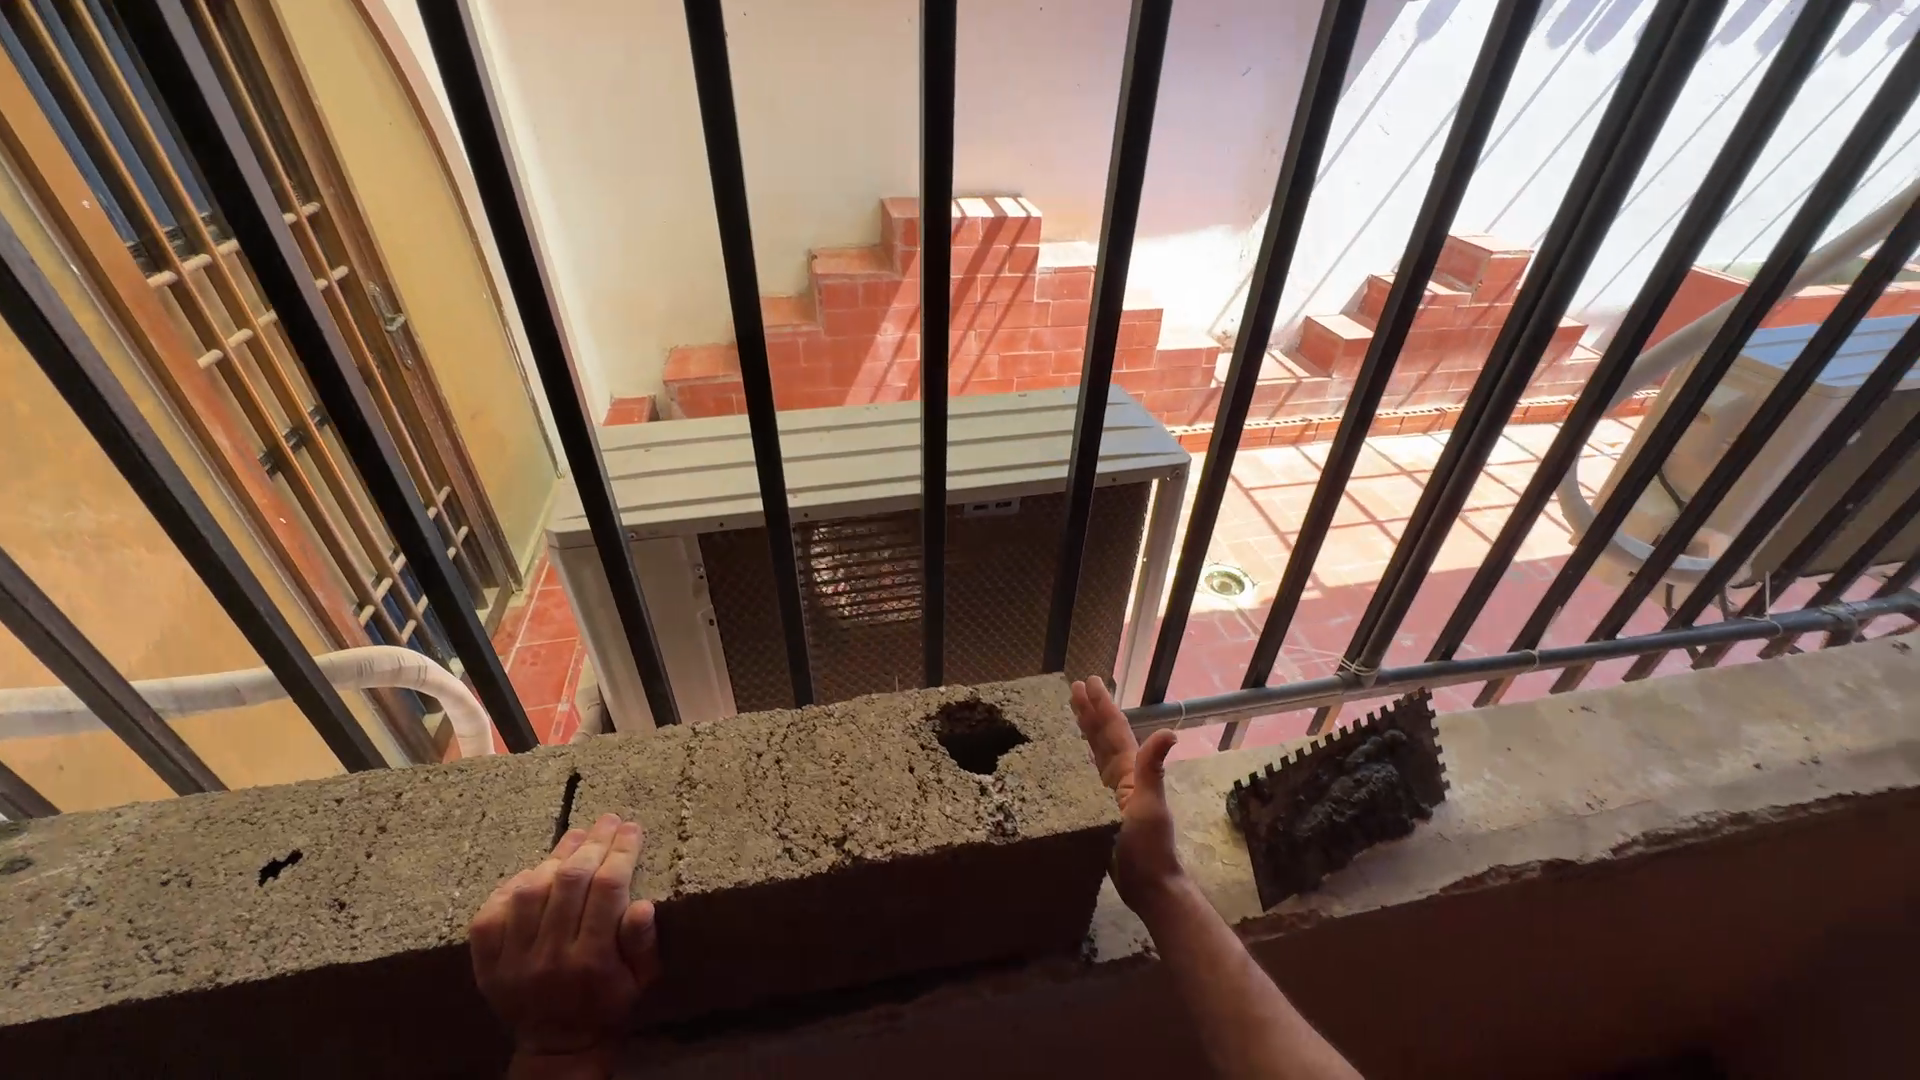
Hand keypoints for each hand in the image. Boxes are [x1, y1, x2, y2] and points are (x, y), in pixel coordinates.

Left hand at [469, 813, 661, 1077]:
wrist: (560, 1048)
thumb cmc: (612, 1004)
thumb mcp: (645, 978)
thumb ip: (643, 942)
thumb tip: (642, 903)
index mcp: (593, 961)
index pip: (609, 888)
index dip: (622, 851)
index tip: (633, 828)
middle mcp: (550, 958)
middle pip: (570, 881)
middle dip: (594, 842)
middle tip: (609, 820)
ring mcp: (513, 962)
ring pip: (530, 891)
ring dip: (555, 857)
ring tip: (576, 837)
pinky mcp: (487, 966)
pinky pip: (490, 915)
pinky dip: (510, 887)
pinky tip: (534, 871)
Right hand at [1070, 676, 1184, 913]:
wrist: (1148, 887)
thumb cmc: (1148, 847)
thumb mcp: (1150, 806)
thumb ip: (1153, 769)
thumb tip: (1169, 731)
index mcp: (1130, 771)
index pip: (1114, 730)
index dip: (1101, 705)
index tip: (1089, 682)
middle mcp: (1121, 776)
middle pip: (1103, 736)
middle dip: (1090, 711)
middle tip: (1075, 687)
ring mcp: (1109, 793)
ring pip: (1095, 752)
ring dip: (1085, 730)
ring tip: (1072, 710)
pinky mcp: (1099, 809)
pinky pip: (1086, 775)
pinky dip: (1078, 759)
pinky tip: (1068, 756)